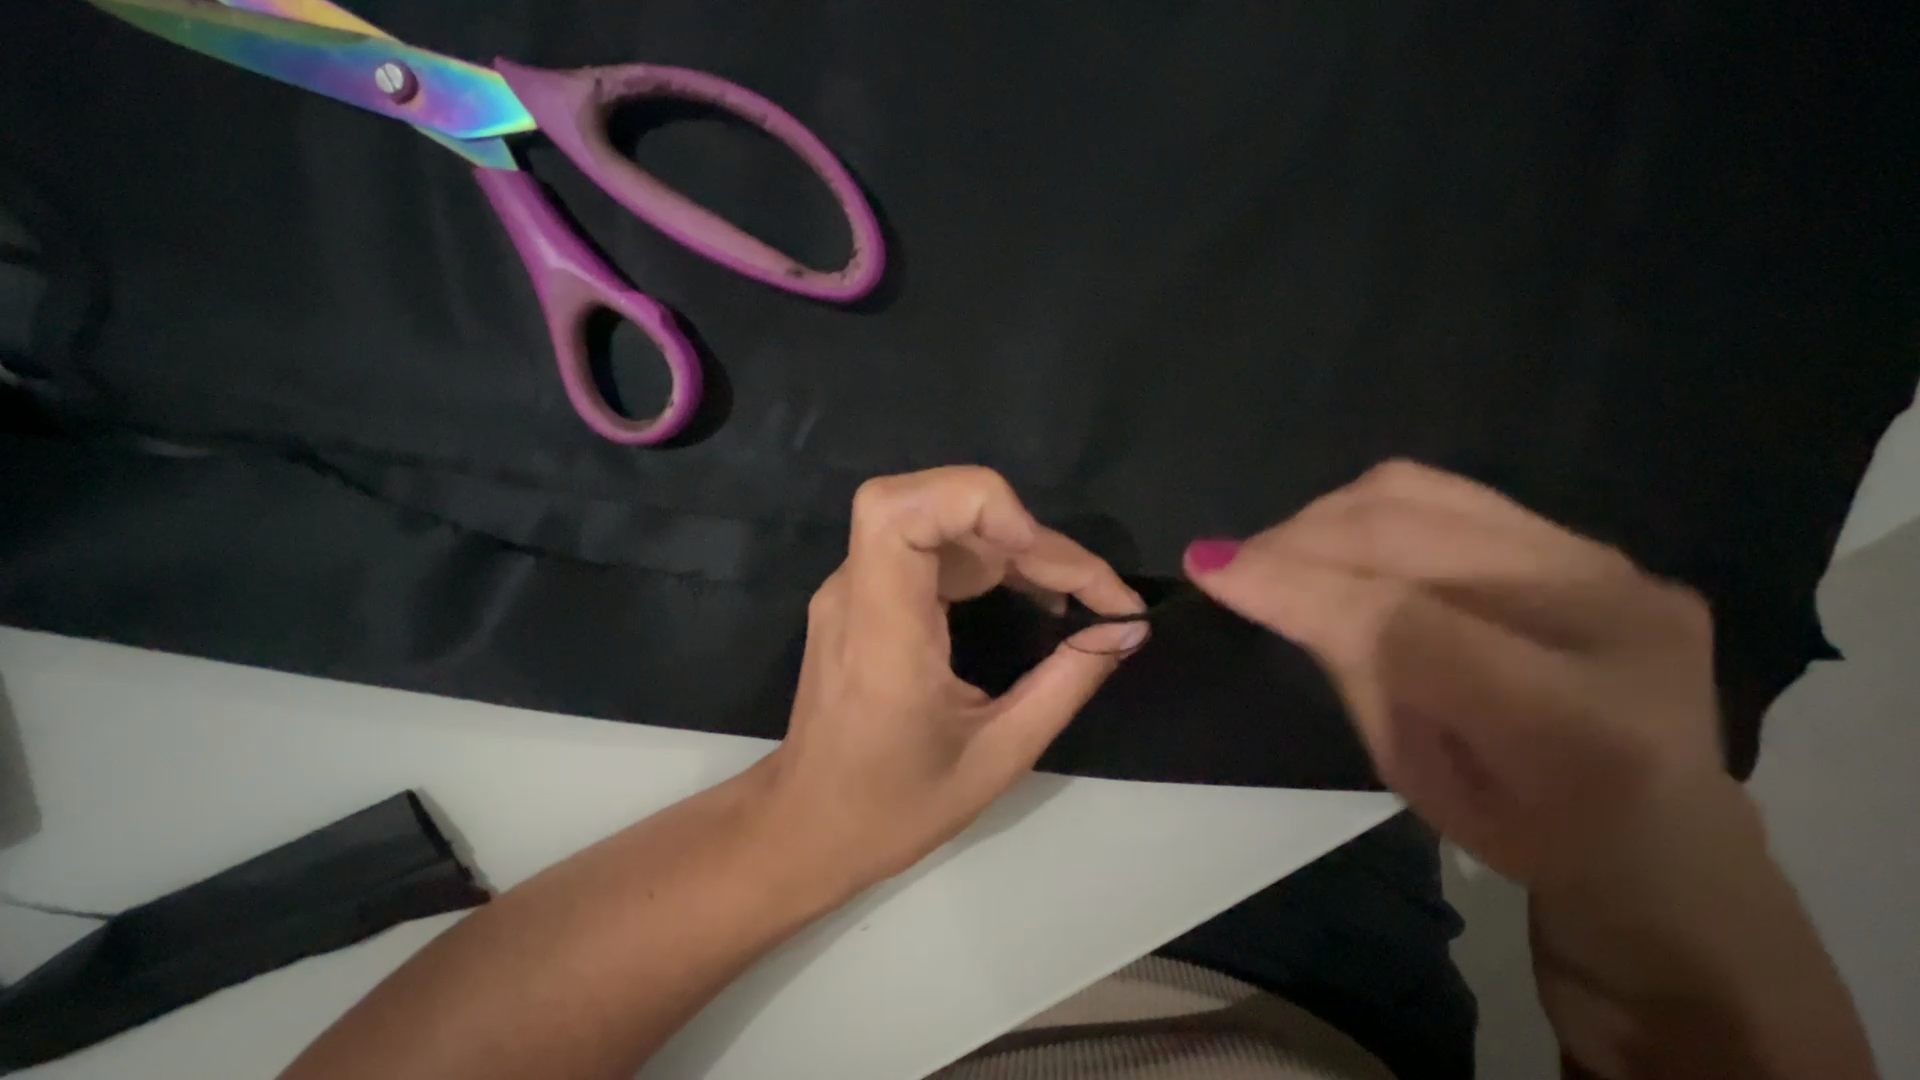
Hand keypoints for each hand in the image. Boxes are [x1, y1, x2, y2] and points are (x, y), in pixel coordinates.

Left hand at [761, 466, 1147, 889]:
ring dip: (1009, 542)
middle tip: (1084, 588)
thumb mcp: (998, 756)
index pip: (899, 511)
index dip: (975, 502)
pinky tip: (1028, 594)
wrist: (806, 827)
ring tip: (1070, 593)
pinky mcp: (862, 597)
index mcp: (882, 631)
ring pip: (934, 519)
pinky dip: (985, 556)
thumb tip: (1128, 628)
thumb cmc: (894, 807)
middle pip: (928, 502)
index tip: (1039, 551)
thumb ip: (1067, 682)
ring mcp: (852, 589)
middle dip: (1017, 527)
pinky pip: (927, 548)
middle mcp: (856, 591)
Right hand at [1183, 460, 1728, 890]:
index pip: (1402, 622)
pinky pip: (1457, 498)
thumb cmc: (1521, 831)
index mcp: (1568, 720)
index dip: (1296, 586)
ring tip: (1288, 549)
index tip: (1206, 568)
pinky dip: (1377, 512)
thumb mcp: (1414, 775)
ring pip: (1428, 493)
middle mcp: (1606, 618)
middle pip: (1411, 535)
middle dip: (1300, 538)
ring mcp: (1612, 566)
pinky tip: (1345, 541)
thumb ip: (1357, 669)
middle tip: (1238, 561)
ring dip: (1331, 514)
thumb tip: (1275, 582)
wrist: (1659, 833)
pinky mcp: (1598, 544)